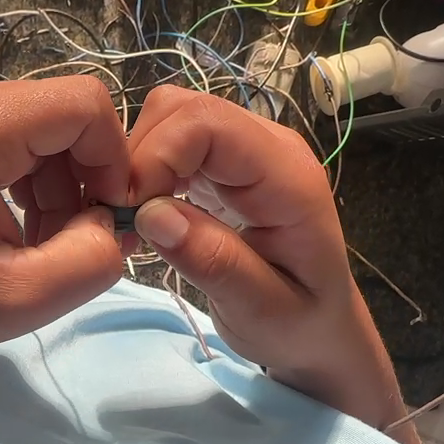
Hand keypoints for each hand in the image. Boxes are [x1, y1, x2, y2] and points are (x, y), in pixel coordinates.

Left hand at [0, 74, 131, 374]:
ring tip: (41, 245)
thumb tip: (119, 222)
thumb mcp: (23, 299)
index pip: (84, 104)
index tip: (106, 220)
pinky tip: (19, 228)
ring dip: (60, 187)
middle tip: (74, 241)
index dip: (113, 161)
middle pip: (64, 114)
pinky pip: (16, 135)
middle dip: (84, 179)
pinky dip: (33, 181)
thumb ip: (95, 258)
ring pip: (44, 126)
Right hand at [125, 87, 419, 443]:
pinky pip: (172, 143)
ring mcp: (244, 153)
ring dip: (137, 163)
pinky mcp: (223, 167)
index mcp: (286, 175)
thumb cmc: (300, 327)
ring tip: (132, 220)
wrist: (319, 333)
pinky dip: (145, 172)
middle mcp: (267, 148)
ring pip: (170, 119)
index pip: (206, 124)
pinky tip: (145, 216)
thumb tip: (153, 214)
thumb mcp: (262, 311)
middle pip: (181, 109)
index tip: (128, 213)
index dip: (155, 156)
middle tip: (123, 220)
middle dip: (138, 157)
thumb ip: (215, 262)